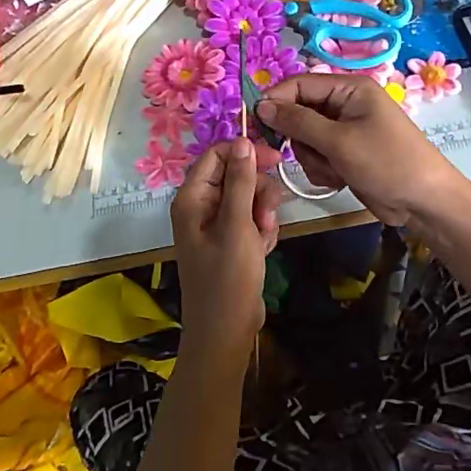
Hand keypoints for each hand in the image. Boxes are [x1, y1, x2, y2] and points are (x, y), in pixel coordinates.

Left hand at [170, 139, 281, 355]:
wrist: (226, 330)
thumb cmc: (228, 277)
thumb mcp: (237, 225)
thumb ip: (241, 181)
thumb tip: (242, 140)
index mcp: (192, 198)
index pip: (217, 155)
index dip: (246, 152)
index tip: (277, 160)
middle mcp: (200, 207)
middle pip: (236, 175)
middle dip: (258, 192)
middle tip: (267, 215)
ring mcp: (215, 225)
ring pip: (248, 197)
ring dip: (263, 213)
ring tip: (264, 238)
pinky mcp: (230, 241)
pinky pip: (251, 219)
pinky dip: (262, 230)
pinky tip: (263, 249)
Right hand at [255, 73, 470, 226]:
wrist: (424, 201)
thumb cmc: (387, 163)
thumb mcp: (339, 141)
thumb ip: (298, 122)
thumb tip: (261, 105)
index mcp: (349, 88)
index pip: (299, 84)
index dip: (277, 102)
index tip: (259, 126)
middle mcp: (346, 104)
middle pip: (299, 113)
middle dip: (300, 139)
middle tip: (310, 155)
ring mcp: (346, 131)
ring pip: (305, 140)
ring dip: (313, 159)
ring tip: (334, 171)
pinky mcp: (346, 155)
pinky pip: (318, 157)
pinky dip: (323, 170)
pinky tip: (340, 180)